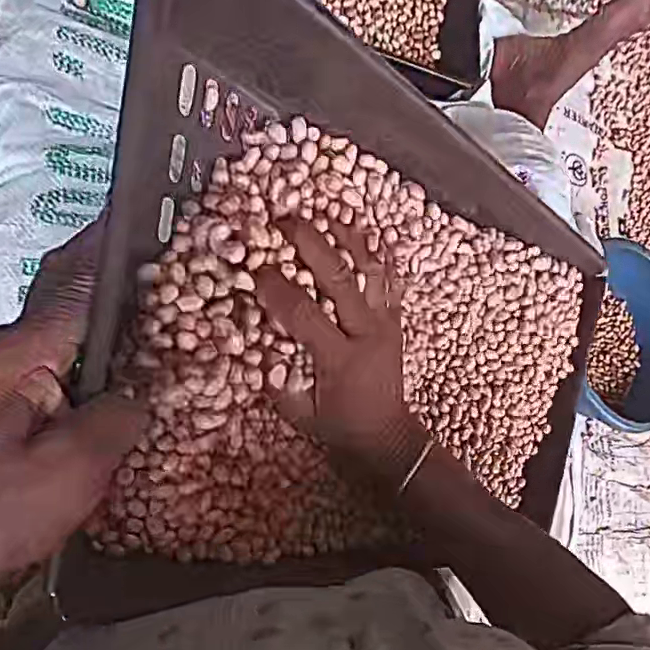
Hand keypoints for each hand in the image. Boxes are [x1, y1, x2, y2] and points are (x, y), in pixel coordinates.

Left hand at [0, 219, 146, 616]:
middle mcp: (10, 355)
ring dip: (104, 301)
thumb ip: (120, 413)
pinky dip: (100, 343)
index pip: (75, 284)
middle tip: (158, 245)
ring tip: (154, 290)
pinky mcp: (19, 408)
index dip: (109, 246)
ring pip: (65, 324)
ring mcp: (11, 381)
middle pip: (63, 292)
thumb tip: (147, 387)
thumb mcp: (77, 461)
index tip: (141, 211)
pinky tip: (132, 355)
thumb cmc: (10, 509)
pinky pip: (68, 358)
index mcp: (21, 355)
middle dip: (105, 261)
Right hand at [252, 217, 428, 486]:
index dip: (276, 288)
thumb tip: (254, 343)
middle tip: (283, 220)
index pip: (303, 312)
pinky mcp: (395, 321)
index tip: (255, 269)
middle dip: (309, 243)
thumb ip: (275, 381)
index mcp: (340, 358)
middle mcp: (367, 334)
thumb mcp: (300, 412)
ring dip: (347, 238)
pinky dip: (375, 255)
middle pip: (339, 276)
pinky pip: (388, 280)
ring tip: (324, 215)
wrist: (387, 434)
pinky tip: (361, 235)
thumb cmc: (339, 424)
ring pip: (371, 269)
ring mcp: (386, 324)